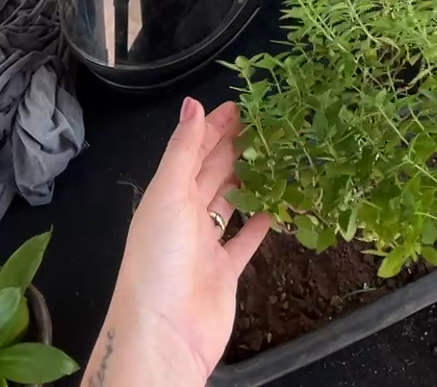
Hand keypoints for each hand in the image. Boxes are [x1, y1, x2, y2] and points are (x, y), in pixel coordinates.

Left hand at [83, 98, 271, 386]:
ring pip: (229, 201)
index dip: (212, 127)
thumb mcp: (168, 193)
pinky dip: (259, 222)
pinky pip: (245, 240)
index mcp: (167, 193)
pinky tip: (275, 205)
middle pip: (212, 171)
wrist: (165, 333)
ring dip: (247, 179)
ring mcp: (205, 243)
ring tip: (273, 155)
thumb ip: (183, 149)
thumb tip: (192, 103)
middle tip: (264, 124)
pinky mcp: (225, 270)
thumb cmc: (161, 257)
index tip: (239, 106)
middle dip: (233, 146)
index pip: (192, 150)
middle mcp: (185, 214)